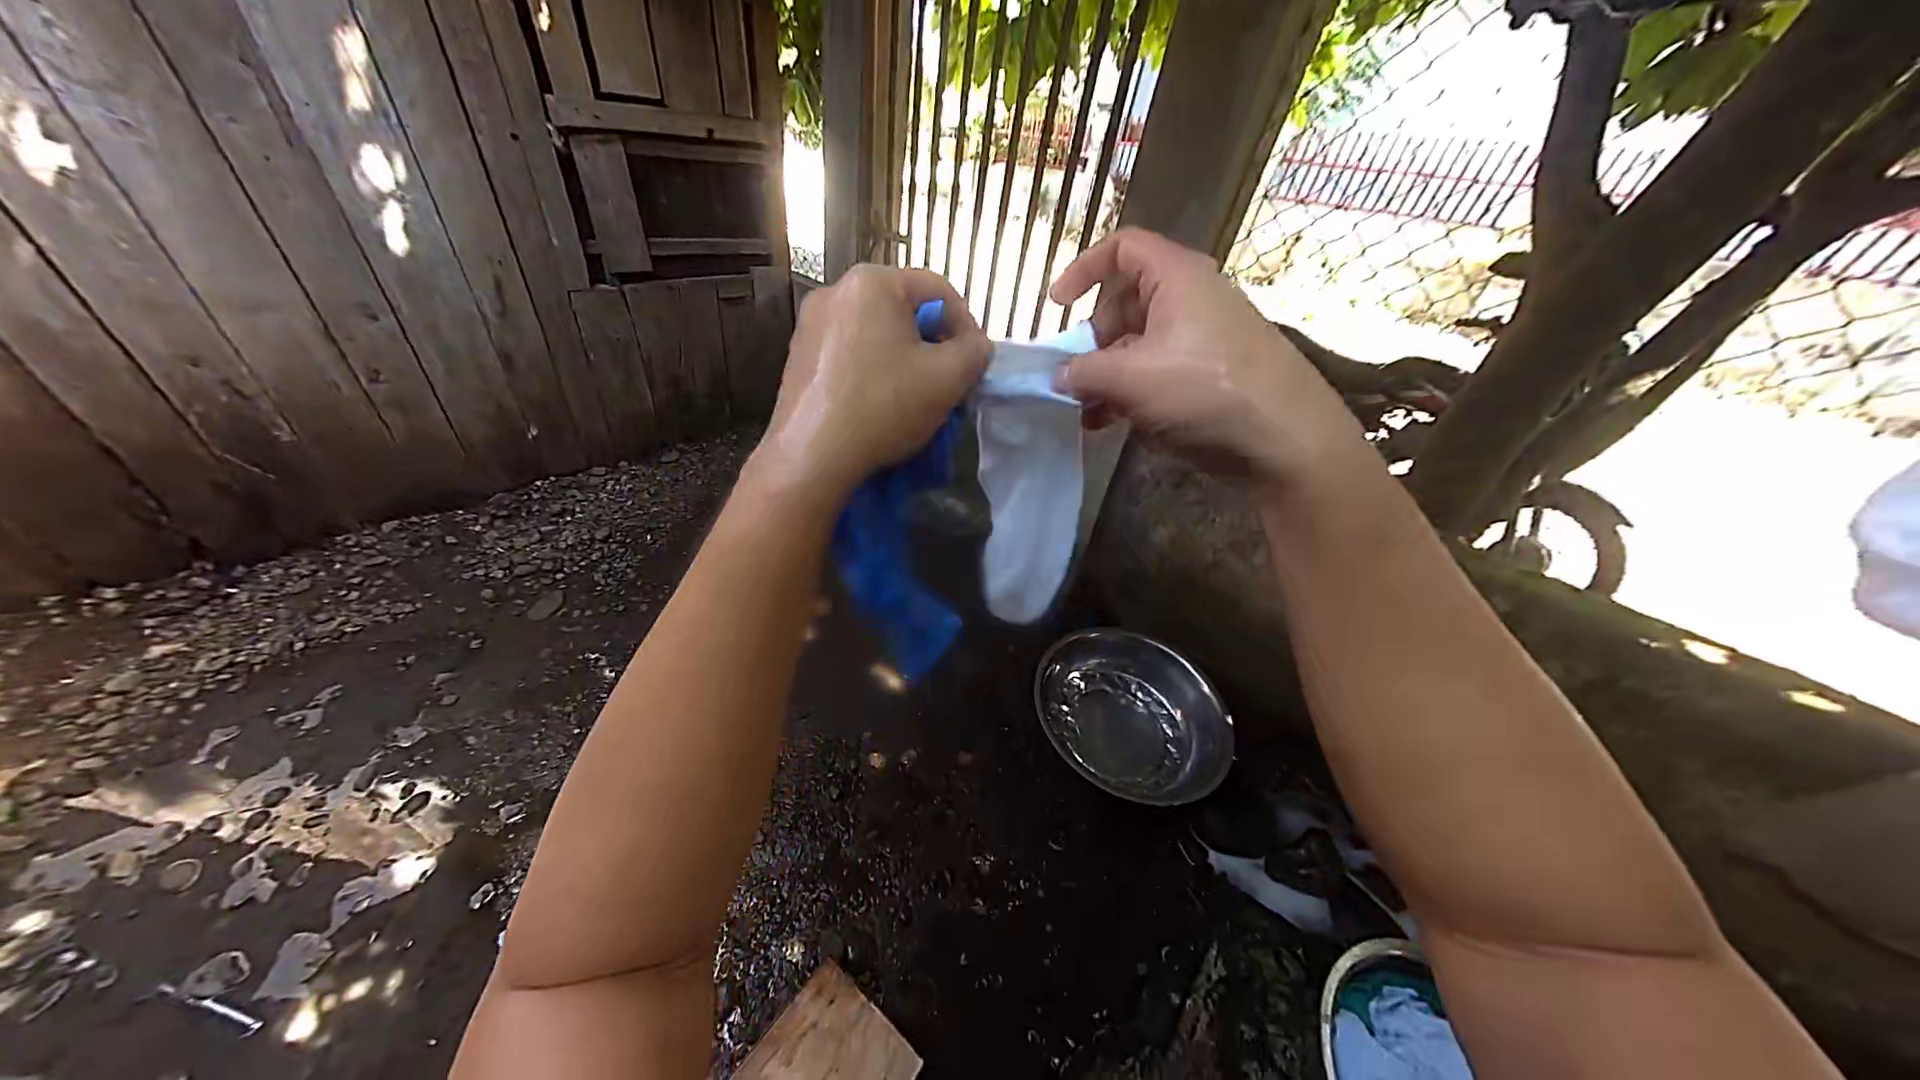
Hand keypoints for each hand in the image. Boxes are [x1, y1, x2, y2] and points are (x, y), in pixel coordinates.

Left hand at [756, 265, 989, 500]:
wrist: (812, 457)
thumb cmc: (884, 407)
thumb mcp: (948, 378)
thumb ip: (975, 352)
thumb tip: (976, 346)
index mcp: (872, 282)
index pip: (938, 289)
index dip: (966, 325)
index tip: (973, 363)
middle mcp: (835, 291)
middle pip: (903, 310)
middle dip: (932, 343)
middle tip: (947, 381)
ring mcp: (810, 324)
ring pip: (875, 333)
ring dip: (903, 358)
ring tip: (914, 396)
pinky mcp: (798, 357)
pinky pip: (849, 353)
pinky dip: (872, 371)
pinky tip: (878, 404)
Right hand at [1050, 228, 1373, 494]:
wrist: (1287, 438)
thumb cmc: (1205, 391)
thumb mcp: (1131, 379)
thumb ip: (1084, 372)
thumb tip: (1058, 375)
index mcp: (1176, 278)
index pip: (1122, 248)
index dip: (1083, 269)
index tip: (1057, 306)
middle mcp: (1193, 298)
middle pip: (1127, 303)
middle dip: (1093, 340)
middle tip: (1075, 376)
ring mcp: (1206, 336)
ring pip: (1141, 343)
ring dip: (1108, 375)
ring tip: (1088, 413)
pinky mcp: (1215, 371)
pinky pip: (1161, 369)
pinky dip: (1133, 390)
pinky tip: (1115, 423)